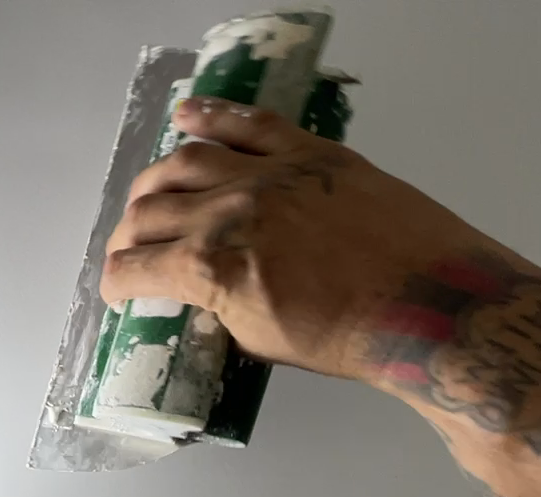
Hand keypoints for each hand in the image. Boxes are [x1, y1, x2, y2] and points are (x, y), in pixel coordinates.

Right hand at [100, 95, 510, 380]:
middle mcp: (227, 213)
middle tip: (128, 251)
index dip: (114, 283)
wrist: (427, 305)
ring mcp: (269, 175)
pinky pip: (249, 123)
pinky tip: (185, 115)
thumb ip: (215, 305)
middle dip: (123, 237)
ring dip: (151, 181)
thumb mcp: (252, 339)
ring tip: (146, 196)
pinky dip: (211, 114)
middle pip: (147, 212)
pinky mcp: (310, 153)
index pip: (133, 268)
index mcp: (208, 269)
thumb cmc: (339, 337)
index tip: (116, 290)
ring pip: (183, 162)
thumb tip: (200, 289)